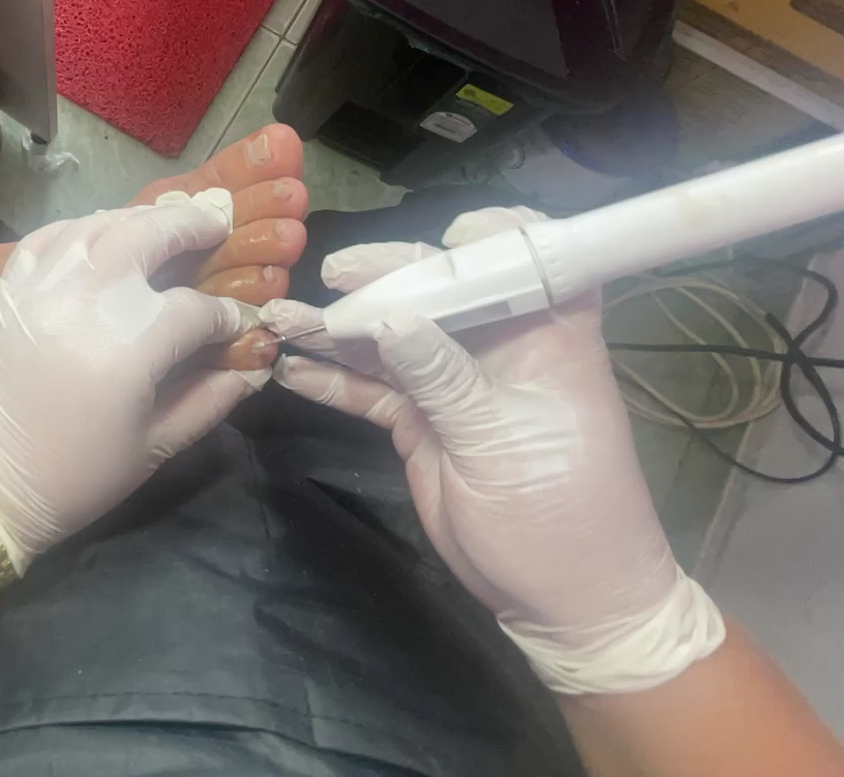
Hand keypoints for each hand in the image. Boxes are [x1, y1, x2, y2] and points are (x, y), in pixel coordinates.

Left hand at [0, 189, 266, 568]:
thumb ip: (209, 400)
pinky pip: (52, 234)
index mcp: (128, 347)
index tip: (236, 323)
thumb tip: (250, 367)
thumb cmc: (76, 476)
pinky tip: (104, 234)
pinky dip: (85, 226)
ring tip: (166, 225)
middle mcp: (86, 299)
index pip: (194, 310)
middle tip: (214, 224)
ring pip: (101, 223)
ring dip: (141, 219)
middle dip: (189, 225)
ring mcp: (42, 284)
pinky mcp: (10, 285)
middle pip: (148, 234)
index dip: (224, 317)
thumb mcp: (154, 448)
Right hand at [264, 207, 723, 694]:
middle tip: (335, 274)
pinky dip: (333, 380)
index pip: (533, 263)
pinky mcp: (418, 419)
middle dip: (384, 279)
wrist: (558, 603)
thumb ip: (443, 377)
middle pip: (437, 294)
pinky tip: (291, 369)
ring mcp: (450, 383)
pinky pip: (369, 389)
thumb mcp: (502, 442)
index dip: (497, 240)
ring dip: (338, 330)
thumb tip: (390, 317)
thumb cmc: (561, 516)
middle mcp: (494, 349)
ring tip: (283, 320)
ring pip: (389, 339)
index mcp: (545, 340)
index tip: (448, 239)